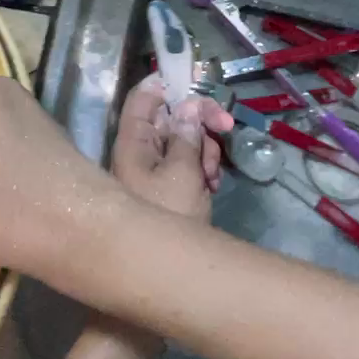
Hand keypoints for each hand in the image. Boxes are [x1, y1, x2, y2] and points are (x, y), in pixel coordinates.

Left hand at [108, 75, 233, 220]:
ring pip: (183, 139)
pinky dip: (201, 168)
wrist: (163, 274)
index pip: (144, 97)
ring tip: (211, 174)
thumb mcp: (183, 175)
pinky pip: (186, 162)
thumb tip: (188, 106)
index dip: (168, 84)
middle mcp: (139, 150)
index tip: (199, 83)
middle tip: (225, 126)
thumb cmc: (167, 218)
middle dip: (198, 121)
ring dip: (203, 149)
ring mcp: (152, 169)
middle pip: (170, 115)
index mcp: (133, 142)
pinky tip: (211, 185)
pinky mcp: (166, 186)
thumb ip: (187, 137)